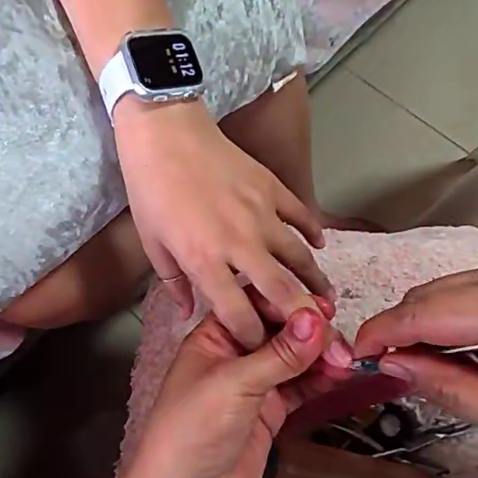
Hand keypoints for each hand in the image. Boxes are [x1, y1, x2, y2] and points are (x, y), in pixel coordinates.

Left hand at [114, 100, 331, 347]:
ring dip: (316, 280)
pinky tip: (321, 244)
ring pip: (299, 256)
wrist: (164, 133)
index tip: (260, 344)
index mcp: (205, 263)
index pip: (239, 315)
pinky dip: (314, 232)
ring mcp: (261, 215)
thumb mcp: (152, 243)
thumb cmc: (151, 190)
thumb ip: (174, 282)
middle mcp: (240, 245)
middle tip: (315, 332)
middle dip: (301, 319)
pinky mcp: (273, 189)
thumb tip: (188, 312)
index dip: (253, 337)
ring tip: (327, 297)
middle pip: (281, 292)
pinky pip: (301, 216)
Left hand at [123, 298, 346, 477]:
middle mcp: (235, 353)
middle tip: (338, 343)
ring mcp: (254, 382)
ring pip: (295, 358)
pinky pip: (301, 386)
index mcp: (214, 336)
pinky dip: (320, 379)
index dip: (287, 303)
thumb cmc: (192, 429)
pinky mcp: (271, 409)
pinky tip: (339, 374)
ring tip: (345, 360)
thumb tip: (314, 319)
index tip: (321, 309)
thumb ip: (278, 354)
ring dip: (320, 356)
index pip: (254, 304)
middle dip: (310, 332)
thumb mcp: (234, 384)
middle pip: (280, 330)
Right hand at [351, 254, 477, 455]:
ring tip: (429, 368)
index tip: (351, 360)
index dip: (379, 334)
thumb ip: (449, 389)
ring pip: (446, 287)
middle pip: (428, 294)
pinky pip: (472, 287)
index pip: (422, 313)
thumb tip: (392, 366)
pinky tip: (465, 349)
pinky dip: (452, 316)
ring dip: (424, 323)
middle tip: (390, 373)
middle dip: (398, 329)